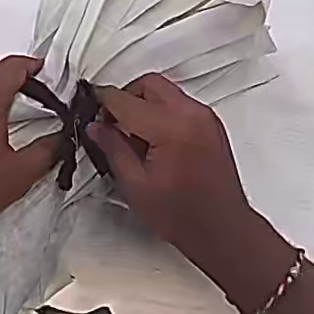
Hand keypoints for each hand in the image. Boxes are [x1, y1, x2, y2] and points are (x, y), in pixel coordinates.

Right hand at [85, 74, 264, 260]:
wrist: (222, 230)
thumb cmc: (184, 216)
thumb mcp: (135, 184)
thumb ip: (113, 148)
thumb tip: (96, 127)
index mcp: (172, 127)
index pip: (126, 101)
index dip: (103, 103)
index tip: (90, 108)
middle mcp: (192, 115)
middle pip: (149, 84)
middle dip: (125, 97)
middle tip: (110, 122)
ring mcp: (205, 118)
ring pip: (165, 91)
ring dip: (144, 104)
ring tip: (131, 137)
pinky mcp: (211, 125)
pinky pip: (180, 104)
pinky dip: (162, 112)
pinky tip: (152, 141)